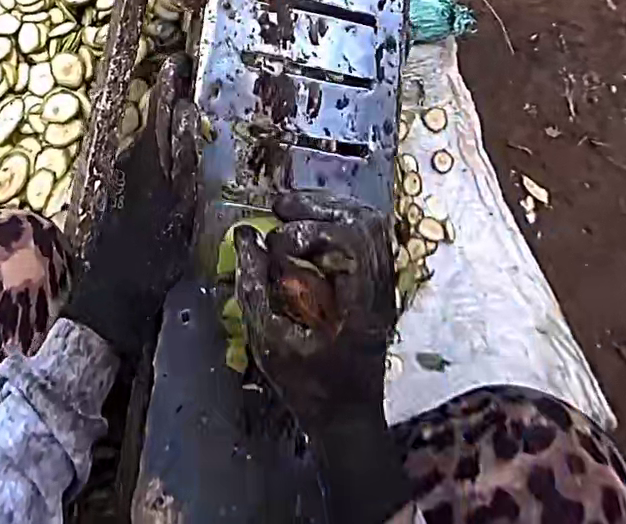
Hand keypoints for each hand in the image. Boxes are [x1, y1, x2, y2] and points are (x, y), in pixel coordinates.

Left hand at [61, 54, 200, 361]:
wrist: (113, 288)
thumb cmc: (153, 253)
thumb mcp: (180, 210)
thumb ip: (183, 159)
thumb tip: (185, 116)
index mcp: (148, 160)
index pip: (160, 114)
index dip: (169, 88)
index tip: (176, 62)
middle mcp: (130, 161)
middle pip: (151, 121)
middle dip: (164, 98)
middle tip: (178, 74)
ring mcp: (120, 175)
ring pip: (145, 139)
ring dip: (159, 120)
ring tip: (177, 104)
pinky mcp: (116, 189)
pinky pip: (139, 157)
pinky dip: (152, 146)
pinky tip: (162, 149)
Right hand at [231, 190, 394, 435]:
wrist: (345, 419)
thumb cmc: (306, 385)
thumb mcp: (269, 340)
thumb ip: (254, 285)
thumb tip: (244, 234)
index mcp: (362, 304)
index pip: (352, 239)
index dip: (308, 231)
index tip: (273, 247)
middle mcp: (380, 289)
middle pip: (365, 220)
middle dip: (316, 206)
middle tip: (278, 208)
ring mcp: (381, 285)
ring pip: (367, 222)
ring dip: (324, 209)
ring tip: (288, 212)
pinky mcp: (373, 283)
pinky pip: (361, 236)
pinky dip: (330, 222)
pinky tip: (303, 228)